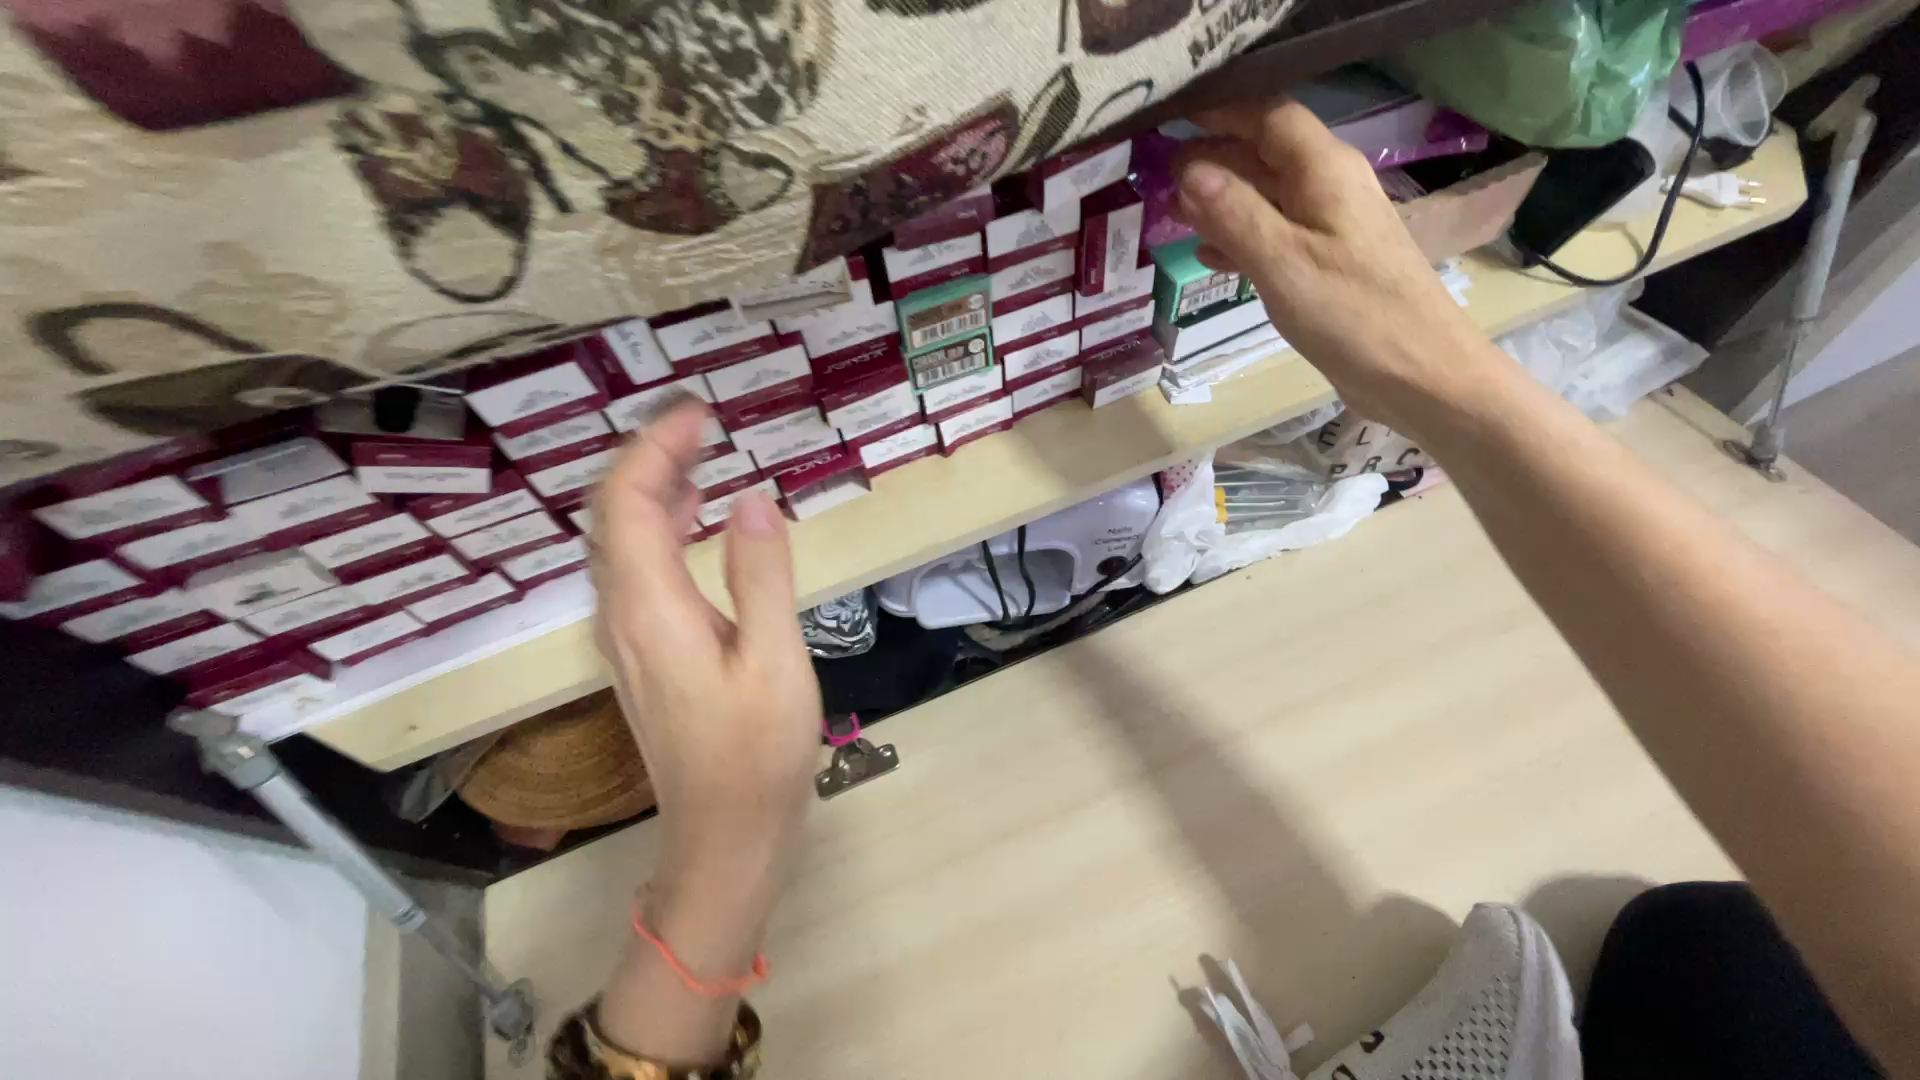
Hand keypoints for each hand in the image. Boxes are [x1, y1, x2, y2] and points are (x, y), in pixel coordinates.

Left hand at [589, 399, 821, 875]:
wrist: (723, 835)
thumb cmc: (757, 753)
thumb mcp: (776, 660)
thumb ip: (761, 575)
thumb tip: (753, 499)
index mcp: (651, 609)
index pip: (627, 502)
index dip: (656, 447)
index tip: (701, 414)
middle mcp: (621, 615)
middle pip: (611, 516)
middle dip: (649, 458)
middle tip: (703, 425)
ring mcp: (625, 638)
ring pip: (618, 543)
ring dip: (652, 490)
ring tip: (701, 457)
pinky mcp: (641, 654)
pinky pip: (634, 571)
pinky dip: (658, 529)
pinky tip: (694, 522)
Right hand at [1175, 100, 1508, 434]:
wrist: (1416, 374)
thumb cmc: (1352, 315)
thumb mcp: (1284, 262)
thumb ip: (1235, 213)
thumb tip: (1189, 170)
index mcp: (1323, 171)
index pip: (1267, 116)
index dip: (1218, 111)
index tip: (1167, 122)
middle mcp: (1327, 188)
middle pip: (1263, 152)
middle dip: (1211, 156)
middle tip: (1156, 173)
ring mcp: (1327, 227)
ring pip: (1264, 196)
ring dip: (1219, 200)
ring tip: (1170, 212)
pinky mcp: (1324, 265)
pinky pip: (1272, 236)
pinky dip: (1237, 239)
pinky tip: (1206, 256)